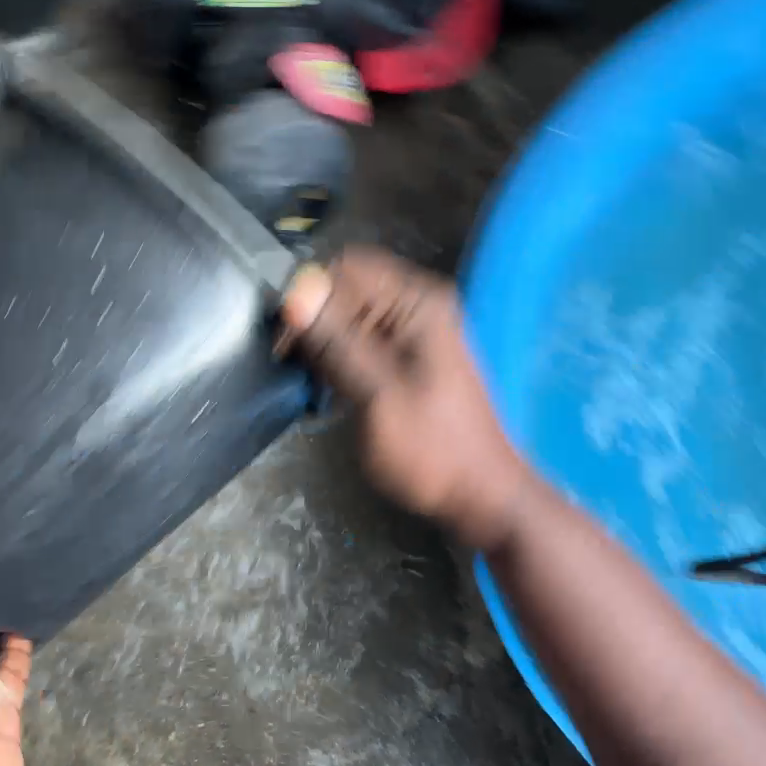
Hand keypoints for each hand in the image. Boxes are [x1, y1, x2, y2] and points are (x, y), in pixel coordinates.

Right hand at [280, 247, 531, 549]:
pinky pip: (361, 347)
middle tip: (295, 368)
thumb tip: (297, 293)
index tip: (285, 338)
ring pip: (349, 323)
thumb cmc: (434, 451)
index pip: (348, 269)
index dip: (309, 295)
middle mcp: (418, 311)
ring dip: (323, 349)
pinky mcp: (406, 364)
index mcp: (418, 306)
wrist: (481, 495)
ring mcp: (414, 338)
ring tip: (314, 387)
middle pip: (346, 293)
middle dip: (314, 325)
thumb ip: (337, 343)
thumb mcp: (378, 395)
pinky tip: (331, 395)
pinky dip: (339, 365)